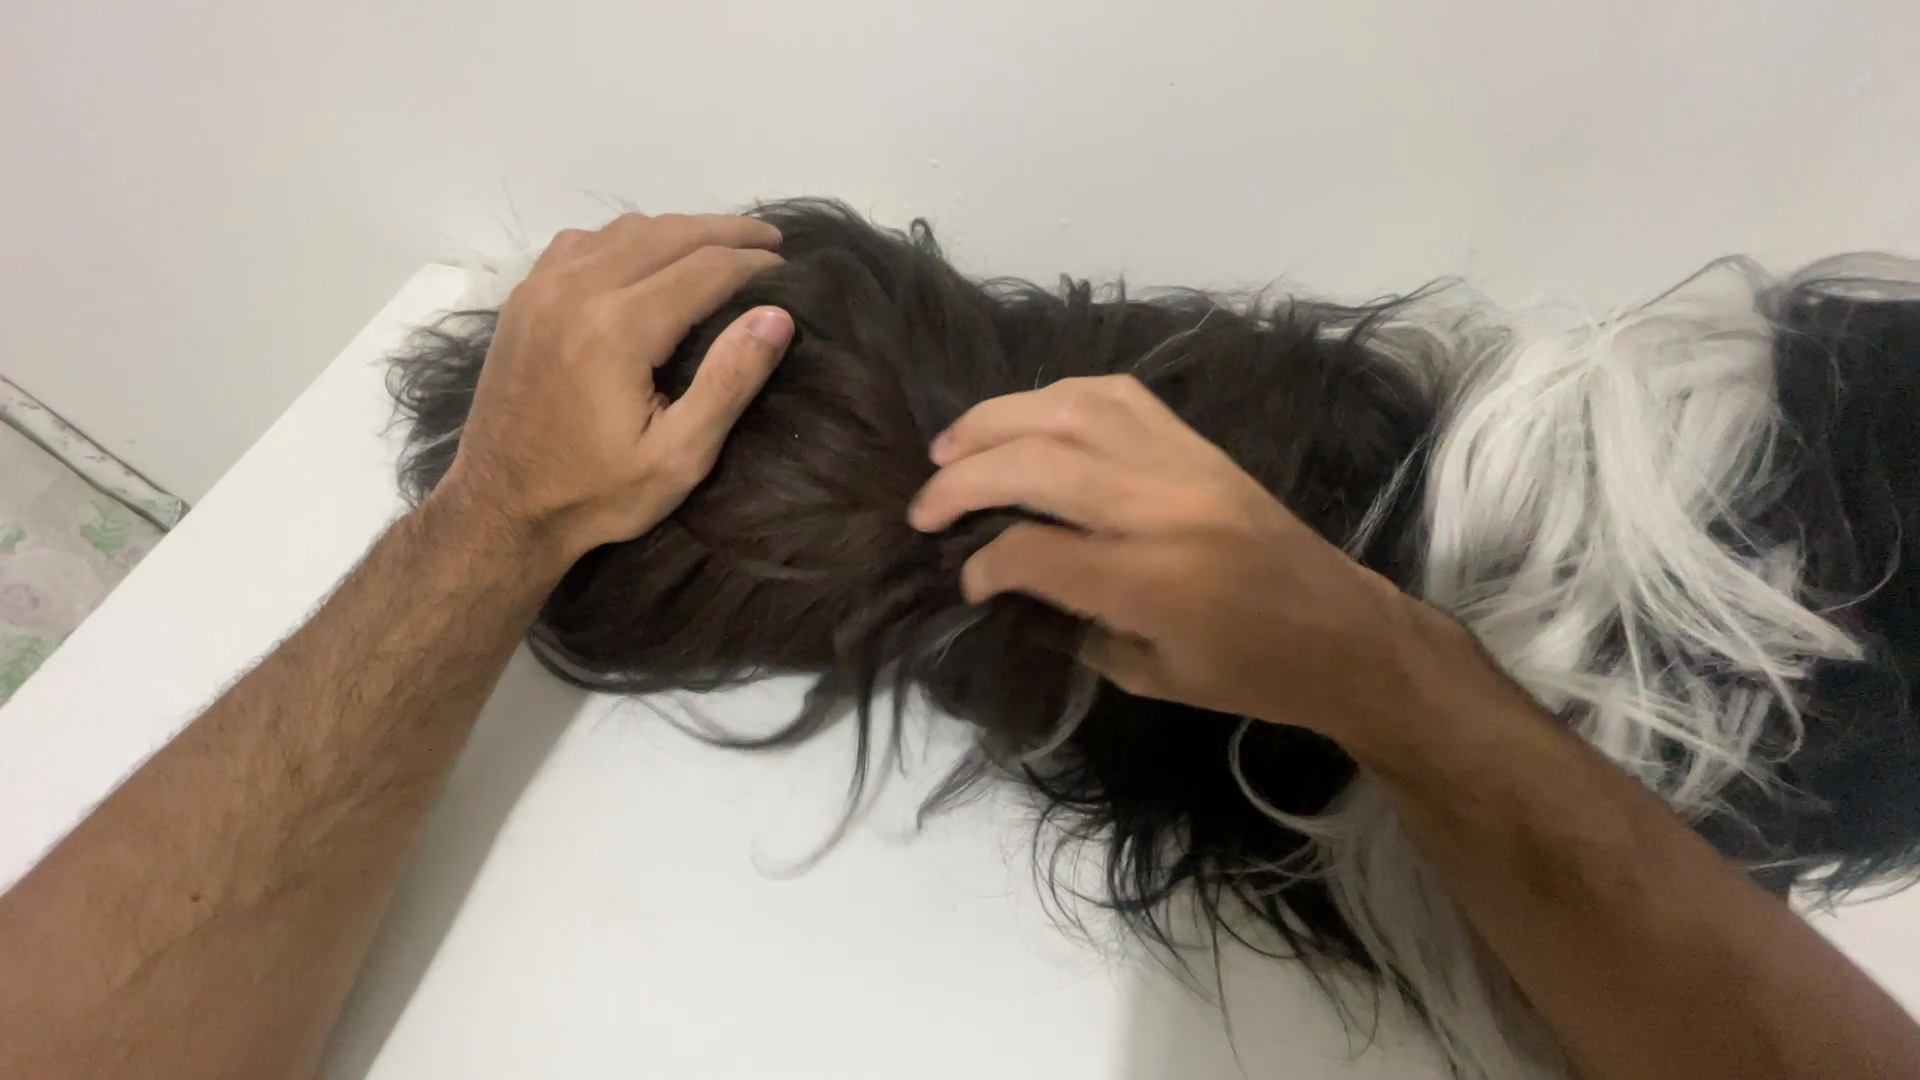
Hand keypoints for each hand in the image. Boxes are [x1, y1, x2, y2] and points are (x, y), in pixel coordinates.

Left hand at [434, 212, 792, 562]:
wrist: (502, 508)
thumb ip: (729, 381)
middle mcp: (576, 289)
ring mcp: (541, 287)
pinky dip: (631, 238)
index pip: (706, 268)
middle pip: (667, 233)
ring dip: (681, 231)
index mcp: (618, 328)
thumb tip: (776, 316)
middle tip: (772, 240)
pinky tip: (651, 258)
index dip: (755, 263)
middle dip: (727, 232)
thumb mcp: (680, 455)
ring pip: (625, 229)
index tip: (791, 268)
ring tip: (724, 246)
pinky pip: (584, 242)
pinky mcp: (524, 298)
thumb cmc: (599, 492)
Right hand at [908, 374, 1458, 742]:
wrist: (1344, 632)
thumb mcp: (1149, 676)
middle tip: (922, 504)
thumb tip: (1005, 586)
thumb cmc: (1248, 673)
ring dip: (997, 420)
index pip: (1032, 551)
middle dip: (963, 479)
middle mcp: (1161, 507)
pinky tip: (1027, 417)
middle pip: (1037, 464)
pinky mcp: (1196, 443)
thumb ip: (1069, 625)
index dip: (982, 565)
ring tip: (951, 445)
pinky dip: (1057, 397)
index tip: (966, 582)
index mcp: (1152, 582)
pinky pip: (1116, 395)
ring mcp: (1181, 463)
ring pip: (1069, 410)